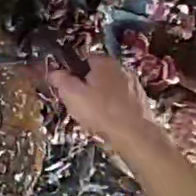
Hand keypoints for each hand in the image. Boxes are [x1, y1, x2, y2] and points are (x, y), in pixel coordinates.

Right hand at [43, 55, 168, 149]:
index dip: (72, 74)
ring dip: (101, 99)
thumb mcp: (72, 95)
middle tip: (79, 106)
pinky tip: (109, 122)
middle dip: (87, 88)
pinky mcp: (141, 100)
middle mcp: (121, 68)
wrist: (135, 135)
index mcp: (104, 62)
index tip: (68, 90)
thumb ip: (61, 80)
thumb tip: (54, 72)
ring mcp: (134, 84)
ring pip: (109, 89)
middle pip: (96, 75)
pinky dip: (114, 108)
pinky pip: (120, 101)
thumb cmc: (101, 112)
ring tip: (94, 117)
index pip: (82, 60)